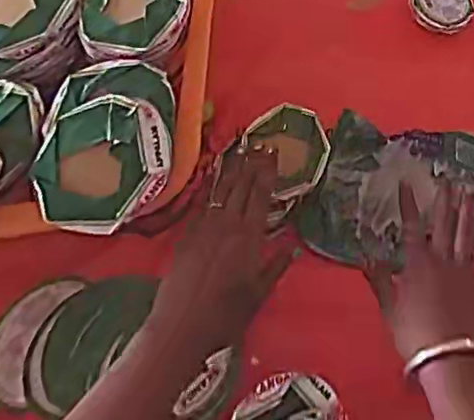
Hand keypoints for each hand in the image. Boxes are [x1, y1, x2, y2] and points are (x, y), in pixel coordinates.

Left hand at [145, 146, 297, 357]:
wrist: (180, 329)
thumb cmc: (224, 316)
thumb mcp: (258, 294)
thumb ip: (276, 266)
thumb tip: (294, 247)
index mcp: (248, 236)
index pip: (260, 194)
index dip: (267, 171)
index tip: (272, 151)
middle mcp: (227, 224)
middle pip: (241, 185)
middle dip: (252, 162)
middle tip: (260, 143)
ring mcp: (204, 227)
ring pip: (221, 189)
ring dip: (232, 168)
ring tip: (239, 149)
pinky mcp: (186, 234)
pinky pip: (201, 202)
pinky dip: (209, 185)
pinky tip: (212, 174)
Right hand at [364, 179, 473, 363]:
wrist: (445, 356)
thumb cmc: (413, 332)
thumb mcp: (388, 307)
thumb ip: (378, 279)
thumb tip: (365, 256)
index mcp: (417, 261)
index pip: (410, 224)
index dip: (407, 202)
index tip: (405, 182)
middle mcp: (440, 257)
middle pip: (443, 221)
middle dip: (445, 198)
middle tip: (449, 178)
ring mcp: (461, 267)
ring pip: (465, 231)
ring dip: (467, 209)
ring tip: (470, 191)